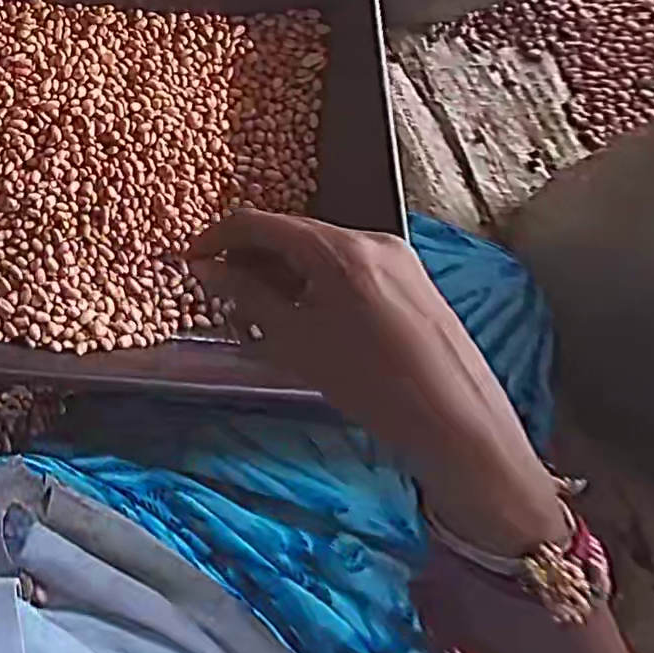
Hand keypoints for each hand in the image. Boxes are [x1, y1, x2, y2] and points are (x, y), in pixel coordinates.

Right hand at [187, 210, 566, 554]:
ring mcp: (395, 256)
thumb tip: (206, 269)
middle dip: (247, 258)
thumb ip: (243, 293)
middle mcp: (369, 238)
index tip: (192, 260)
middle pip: (288, 233)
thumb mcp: (292, 338)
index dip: (215, 238)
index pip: (258, 223)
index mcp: (338, 247)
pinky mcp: (409, 278)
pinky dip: (311, 281)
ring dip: (278, 271)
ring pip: (316, 251)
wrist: (461, 429)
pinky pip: (344, 266)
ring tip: (259, 310)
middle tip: (221, 291)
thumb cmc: (370, 383)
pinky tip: (300, 313)